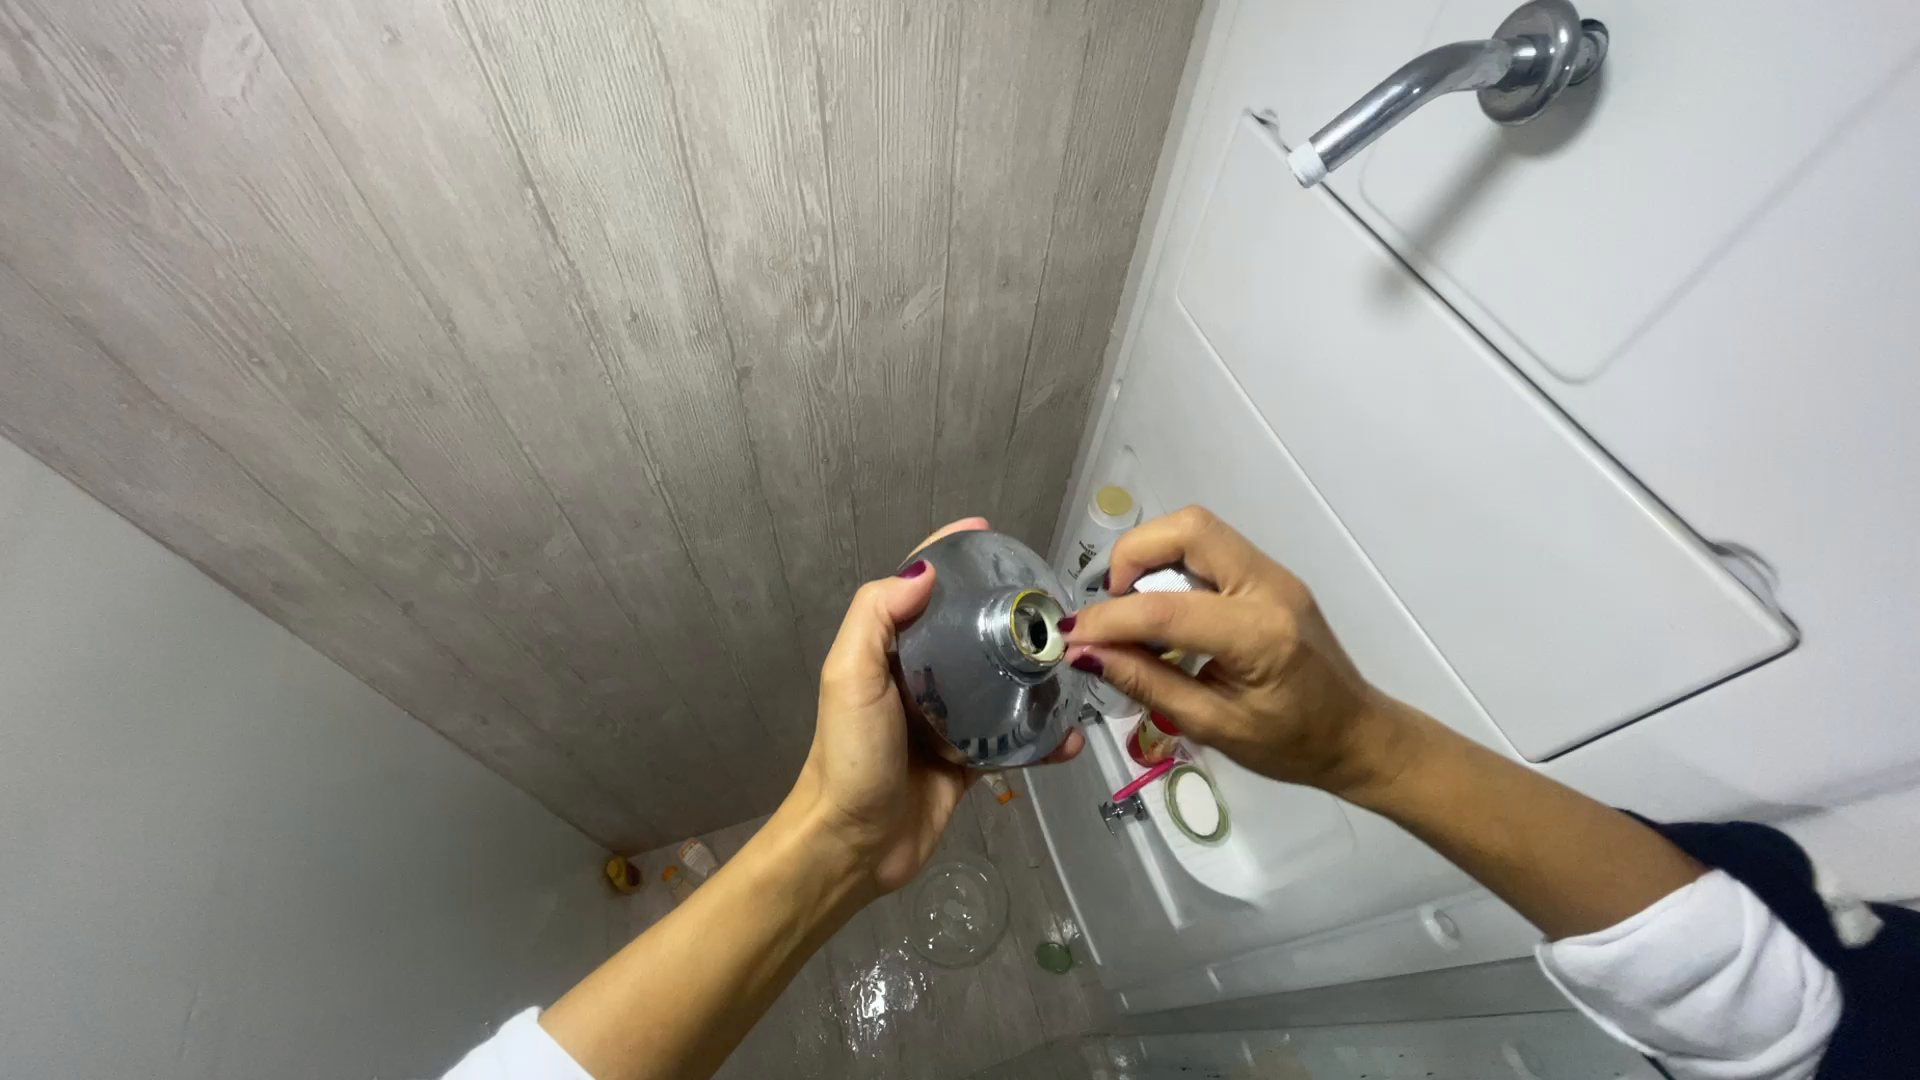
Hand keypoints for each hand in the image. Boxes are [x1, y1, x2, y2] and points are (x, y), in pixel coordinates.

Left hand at [783, 517, 1084, 895]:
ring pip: (1000, 681)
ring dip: (1036, 674)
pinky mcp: (970, 759)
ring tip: (1076, 664)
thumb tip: (926, 571)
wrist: (854, 845)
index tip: (990, 533)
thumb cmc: (851, 754)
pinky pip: (1013, 737)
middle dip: (1008, 611)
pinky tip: (1071, 737)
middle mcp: (922, 676)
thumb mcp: (850, 675)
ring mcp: (949, 718)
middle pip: (970, 628)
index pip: (922, 587)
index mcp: (892, 650)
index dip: (951, 555)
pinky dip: (1043, 738)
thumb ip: (877, 617)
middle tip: (1053, 603)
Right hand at [1061, 506, 1418, 798]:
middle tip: (1111, 603)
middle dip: (1132, 555)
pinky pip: (1208, 547)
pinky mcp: (1267, 574)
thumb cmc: (1291, 744)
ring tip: (1132, 605)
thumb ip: (1146, 682)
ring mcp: (1272, 573)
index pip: (1167, 609)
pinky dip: (1170, 563)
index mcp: (1260, 635)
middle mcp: (1269, 587)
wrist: (1359, 734)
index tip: (1071, 636)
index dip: (1108, 619)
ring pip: (1197, 528)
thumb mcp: (1212, 726)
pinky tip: (1162, 606)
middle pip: (1189, 528)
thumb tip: (1086, 653)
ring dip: (1150, 554)